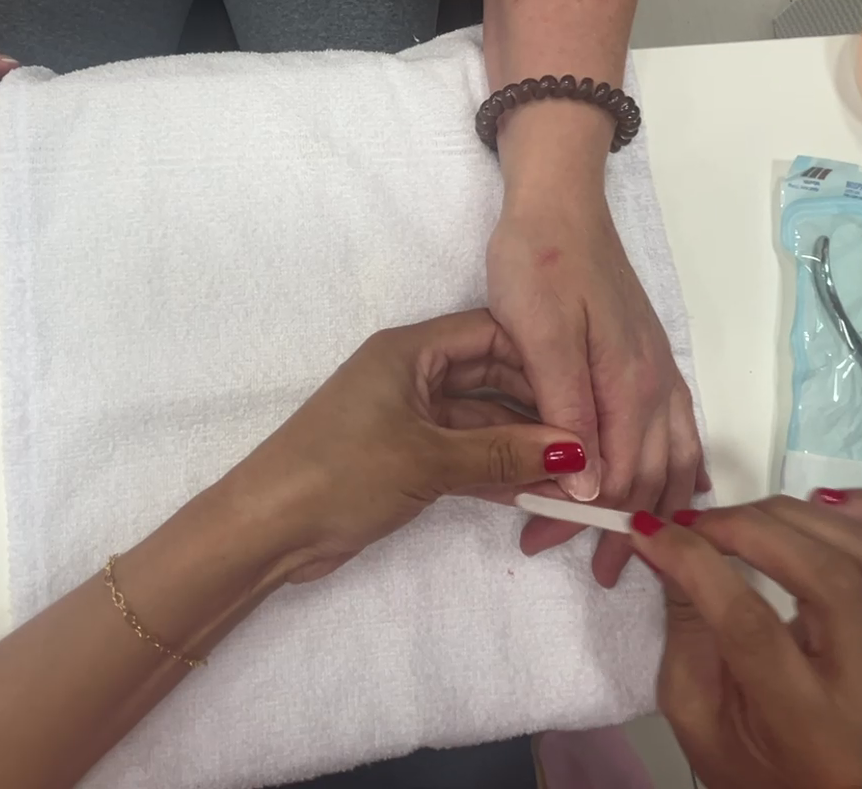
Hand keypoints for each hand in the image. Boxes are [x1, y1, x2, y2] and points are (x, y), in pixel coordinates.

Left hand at [221, 310, 587, 584]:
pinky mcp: (406, 455)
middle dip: (538, 412)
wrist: (270, 527)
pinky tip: (536, 493)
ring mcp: (409, 416)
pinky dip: (495, 470)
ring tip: (575, 479)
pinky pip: (463, 452)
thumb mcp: (427, 460)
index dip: (540, 359)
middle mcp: (412, 374)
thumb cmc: (343, 471)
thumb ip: (502, 453)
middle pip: (490, 379)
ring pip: (481, 422)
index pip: (490, 334)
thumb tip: (576, 453)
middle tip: (591, 446)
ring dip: (521, 448)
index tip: (589, 390)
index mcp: (410, 350)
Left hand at [487, 182, 704, 587]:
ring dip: (654, 502)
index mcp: (628, 382)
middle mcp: (655, 382)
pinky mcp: (643, 354)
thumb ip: (569, 409)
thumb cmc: (538, 264)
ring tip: (636, 543)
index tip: (542, 541)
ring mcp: (656, 367)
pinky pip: (674, 424)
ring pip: (672, 453)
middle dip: (626, 525)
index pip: (619, 475)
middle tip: (594, 567)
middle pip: (653, 473)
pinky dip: (673, 463)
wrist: (558, 203)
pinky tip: (670, 479)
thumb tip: (594, 489)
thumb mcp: (539, 335)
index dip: (586, 517)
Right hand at [631, 490, 861, 788]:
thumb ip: (684, 623)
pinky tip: (823, 503)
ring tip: (743, 517)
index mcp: (808, 725)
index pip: (752, 625)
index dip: (695, 564)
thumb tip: (662, 540)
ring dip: (798, 516)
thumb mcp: (690, 708)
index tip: (648, 530)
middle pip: (830, 579)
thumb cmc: (743, 760)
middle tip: (693, 522)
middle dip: (749, 530)